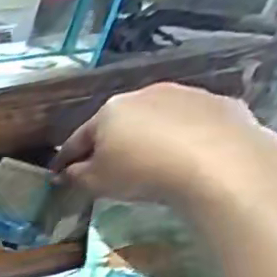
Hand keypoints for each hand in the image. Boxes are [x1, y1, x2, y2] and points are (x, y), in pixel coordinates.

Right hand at [53, 83, 276, 210]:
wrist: (216, 161)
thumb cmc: (142, 172)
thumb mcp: (97, 183)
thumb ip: (76, 176)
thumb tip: (68, 172)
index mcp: (109, 111)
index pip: (78, 138)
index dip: (66, 159)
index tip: (59, 174)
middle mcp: (144, 94)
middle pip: (117, 122)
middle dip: (109, 143)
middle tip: (105, 168)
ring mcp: (184, 94)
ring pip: (154, 119)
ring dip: (146, 137)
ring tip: (148, 162)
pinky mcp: (217, 102)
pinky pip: (188, 123)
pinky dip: (180, 137)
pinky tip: (183, 157)